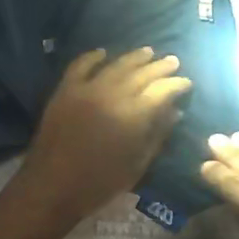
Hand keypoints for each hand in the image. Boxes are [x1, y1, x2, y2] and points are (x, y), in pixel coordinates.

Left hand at [16, 49, 192, 226]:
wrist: (51, 187)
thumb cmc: (99, 183)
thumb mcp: (137, 165)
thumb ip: (157, 135)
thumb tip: (174, 112)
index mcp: (133, 116)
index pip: (161, 91)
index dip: (176, 84)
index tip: (186, 82)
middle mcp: (111, 95)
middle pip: (140, 74)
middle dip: (159, 67)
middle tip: (172, 61)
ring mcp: (85, 90)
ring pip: (114, 66)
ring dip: (133, 57)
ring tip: (148, 52)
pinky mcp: (64, 91)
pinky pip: (79, 66)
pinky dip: (92, 57)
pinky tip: (102, 53)